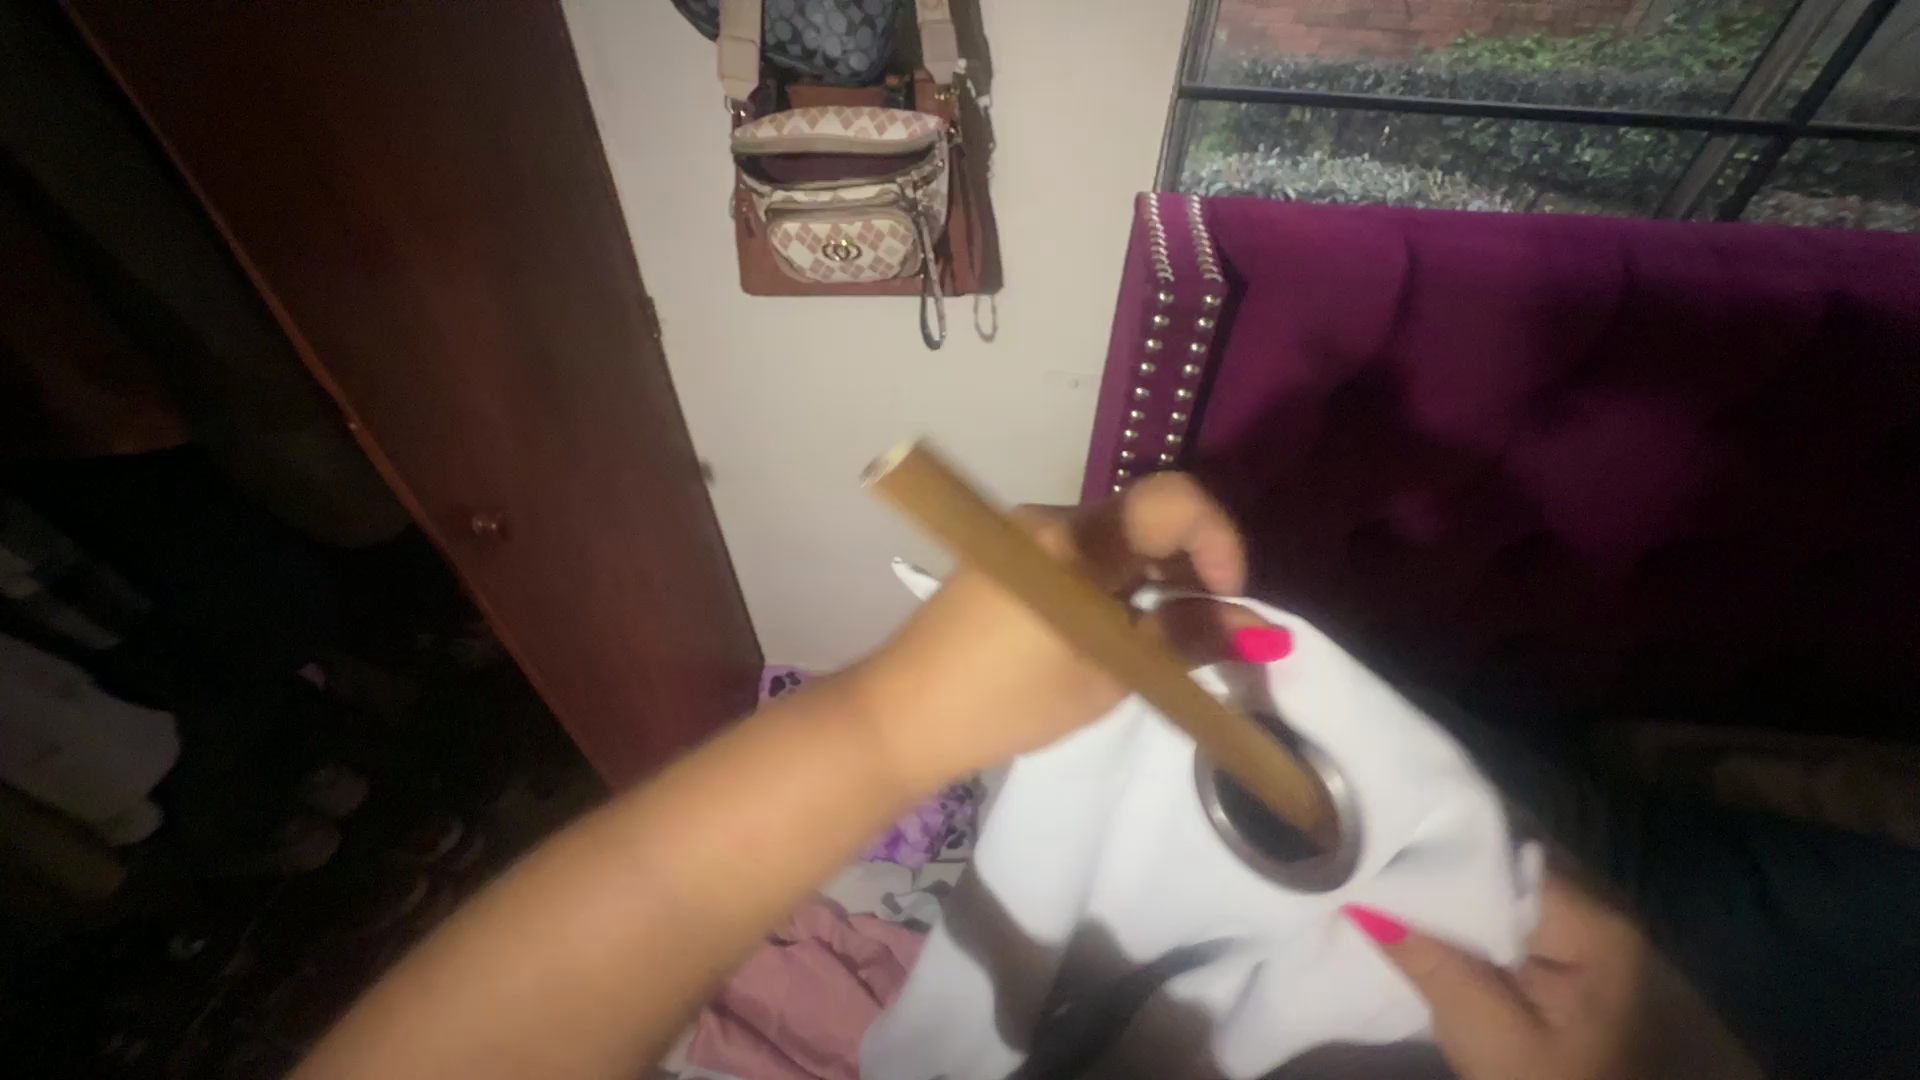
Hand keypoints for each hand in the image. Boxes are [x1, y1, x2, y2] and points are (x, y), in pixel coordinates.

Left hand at [856, 472, 1276, 791]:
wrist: (902, 713)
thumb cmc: (1006, 701)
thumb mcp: (1107, 676)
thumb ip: (1184, 640)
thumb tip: (1260, 630)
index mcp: (1074, 540)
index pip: (1172, 499)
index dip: (1217, 539)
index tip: (1224, 595)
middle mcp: (1047, 517)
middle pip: (1143, 519)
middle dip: (1184, 567)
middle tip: (1192, 630)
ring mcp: (1019, 531)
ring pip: (1111, 537)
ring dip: (1146, 577)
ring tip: (1145, 639)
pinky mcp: (1003, 551)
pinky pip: (1078, 550)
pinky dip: (1109, 580)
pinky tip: (1103, 628)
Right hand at [1344, 876, 1757, 1079]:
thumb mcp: (1489, 1037)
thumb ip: (1428, 962)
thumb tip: (1359, 901)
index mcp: (1590, 917)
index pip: (1495, 848)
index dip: (1430, 843)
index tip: (1375, 842)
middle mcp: (1601, 901)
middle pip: (1499, 854)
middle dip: (1438, 858)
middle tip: (1372, 858)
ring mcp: (1596, 921)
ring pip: (1504, 875)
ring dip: (1454, 881)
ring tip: (1393, 881)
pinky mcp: (1585, 943)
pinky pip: (1517, 899)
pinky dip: (1476, 903)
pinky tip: (1439, 918)